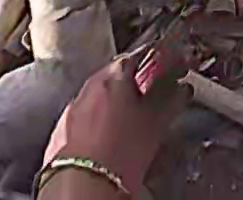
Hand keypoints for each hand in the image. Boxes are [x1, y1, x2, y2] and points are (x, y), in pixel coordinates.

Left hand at [42, 50, 186, 194]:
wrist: (81, 189)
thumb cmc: (119, 154)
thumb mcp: (156, 124)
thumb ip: (172, 99)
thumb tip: (182, 89)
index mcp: (117, 73)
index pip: (143, 55)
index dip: (160, 61)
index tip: (170, 69)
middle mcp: (92, 84)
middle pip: (120, 74)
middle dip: (137, 83)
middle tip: (151, 97)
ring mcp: (74, 106)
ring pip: (101, 95)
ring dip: (116, 102)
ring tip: (129, 122)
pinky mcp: (60, 130)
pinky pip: (84, 117)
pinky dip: (97, 121)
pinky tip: (106, 137)